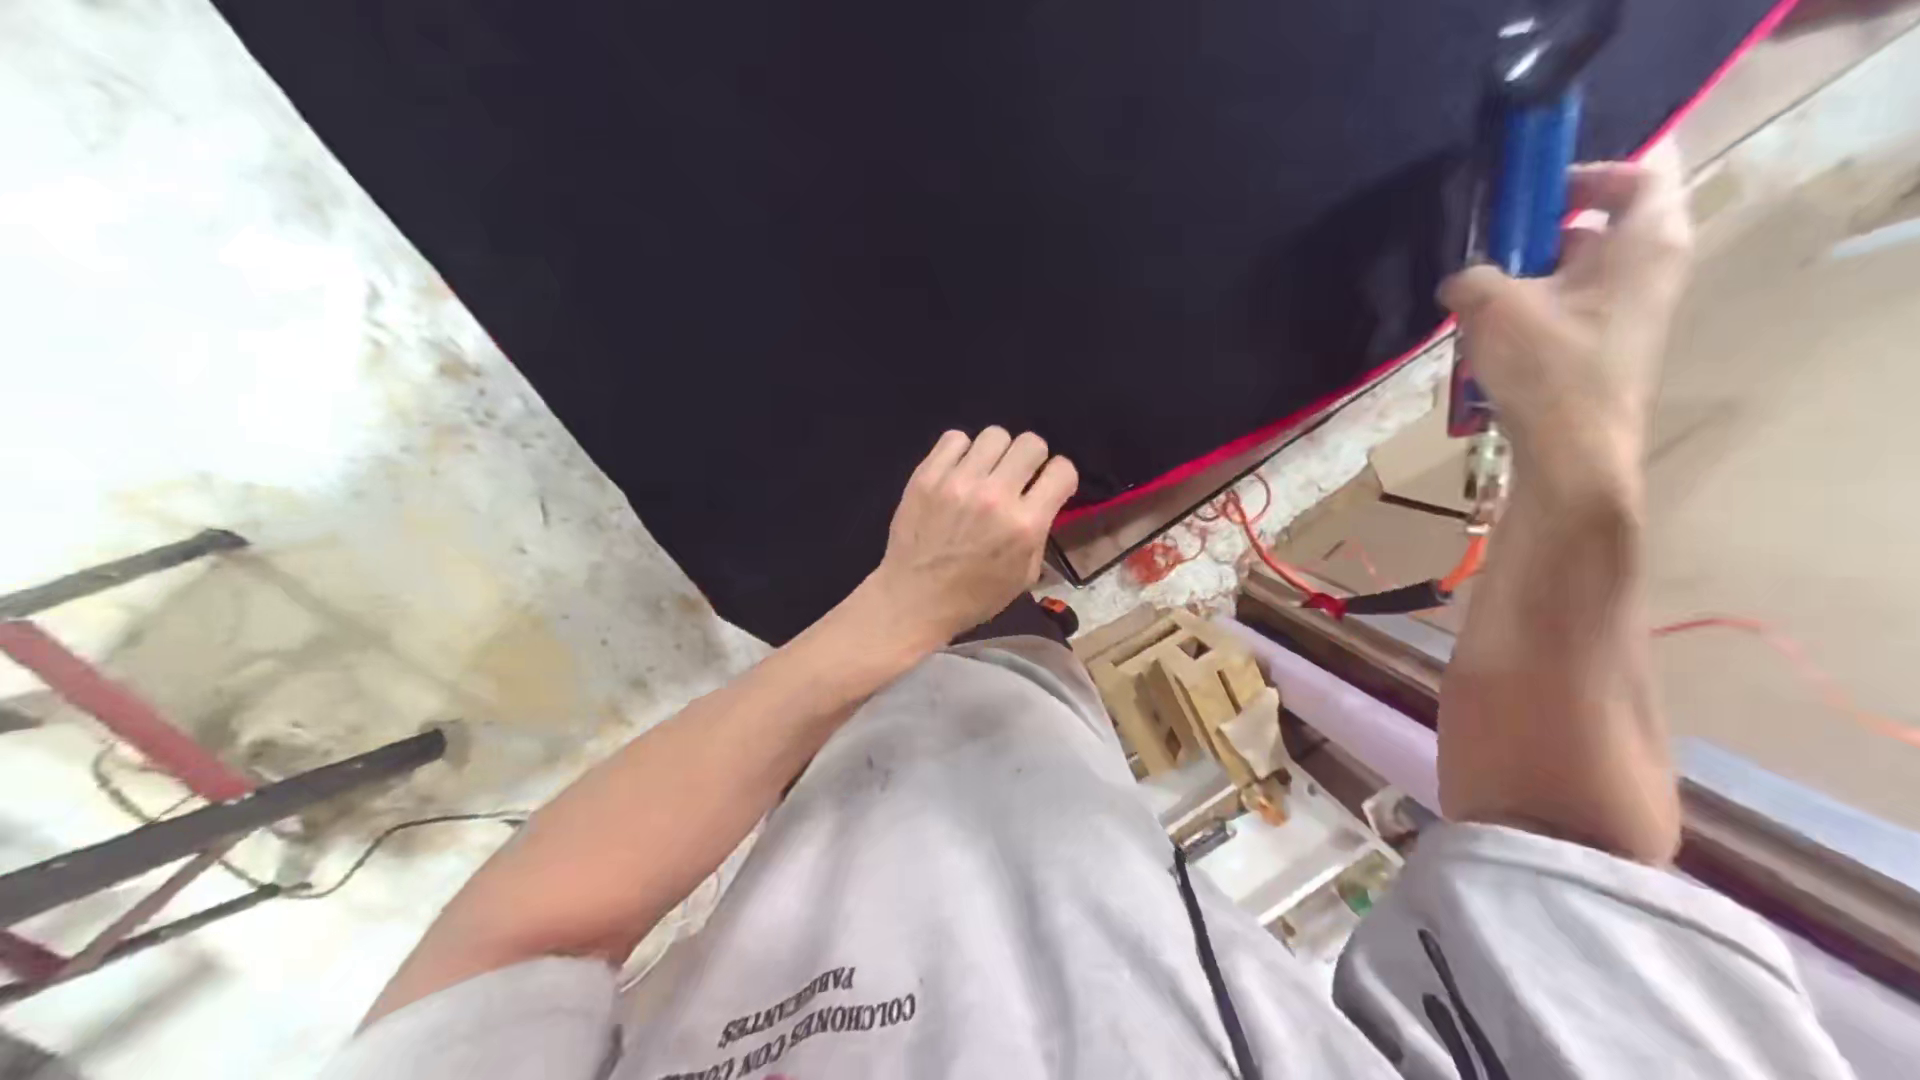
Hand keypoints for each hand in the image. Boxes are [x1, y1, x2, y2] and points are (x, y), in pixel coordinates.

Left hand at [860, 427, 1077, 645]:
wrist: (914, 599)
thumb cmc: (974, 596)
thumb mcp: (1024, 575)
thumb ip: (1039, 532)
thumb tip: (1042, 501)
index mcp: (1024, 525)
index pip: (1062, 471)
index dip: (1059, 477)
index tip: (1048, 487)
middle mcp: (995, 496)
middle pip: (1030, 443)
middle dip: (1031, 459)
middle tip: (1017, 478)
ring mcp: (958, 482)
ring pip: (995, 434)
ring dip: (997, 453)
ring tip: (985, 473)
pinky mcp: (927, 476)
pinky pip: (955, 438)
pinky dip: (961, 451)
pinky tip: (958, 471)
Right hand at [1440, 147, 1692, 461]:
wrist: (1572, 451)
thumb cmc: (1548, 368)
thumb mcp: (1494, 309)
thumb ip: (1471, 278)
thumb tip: (1462, 279)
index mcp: (1646, 243)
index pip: (1638, 174)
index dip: (1584, 172)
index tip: (1529, 190)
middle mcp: (1650, 269)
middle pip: (1600, 226)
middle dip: (1540, 230)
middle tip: (1488, 247)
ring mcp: (1628, 312)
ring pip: (1575, 272)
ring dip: (1525, 276)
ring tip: (1475, 298)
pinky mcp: (1602, 347)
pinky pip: (1565, 308)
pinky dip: (1528, 309)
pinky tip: (1485, 335)